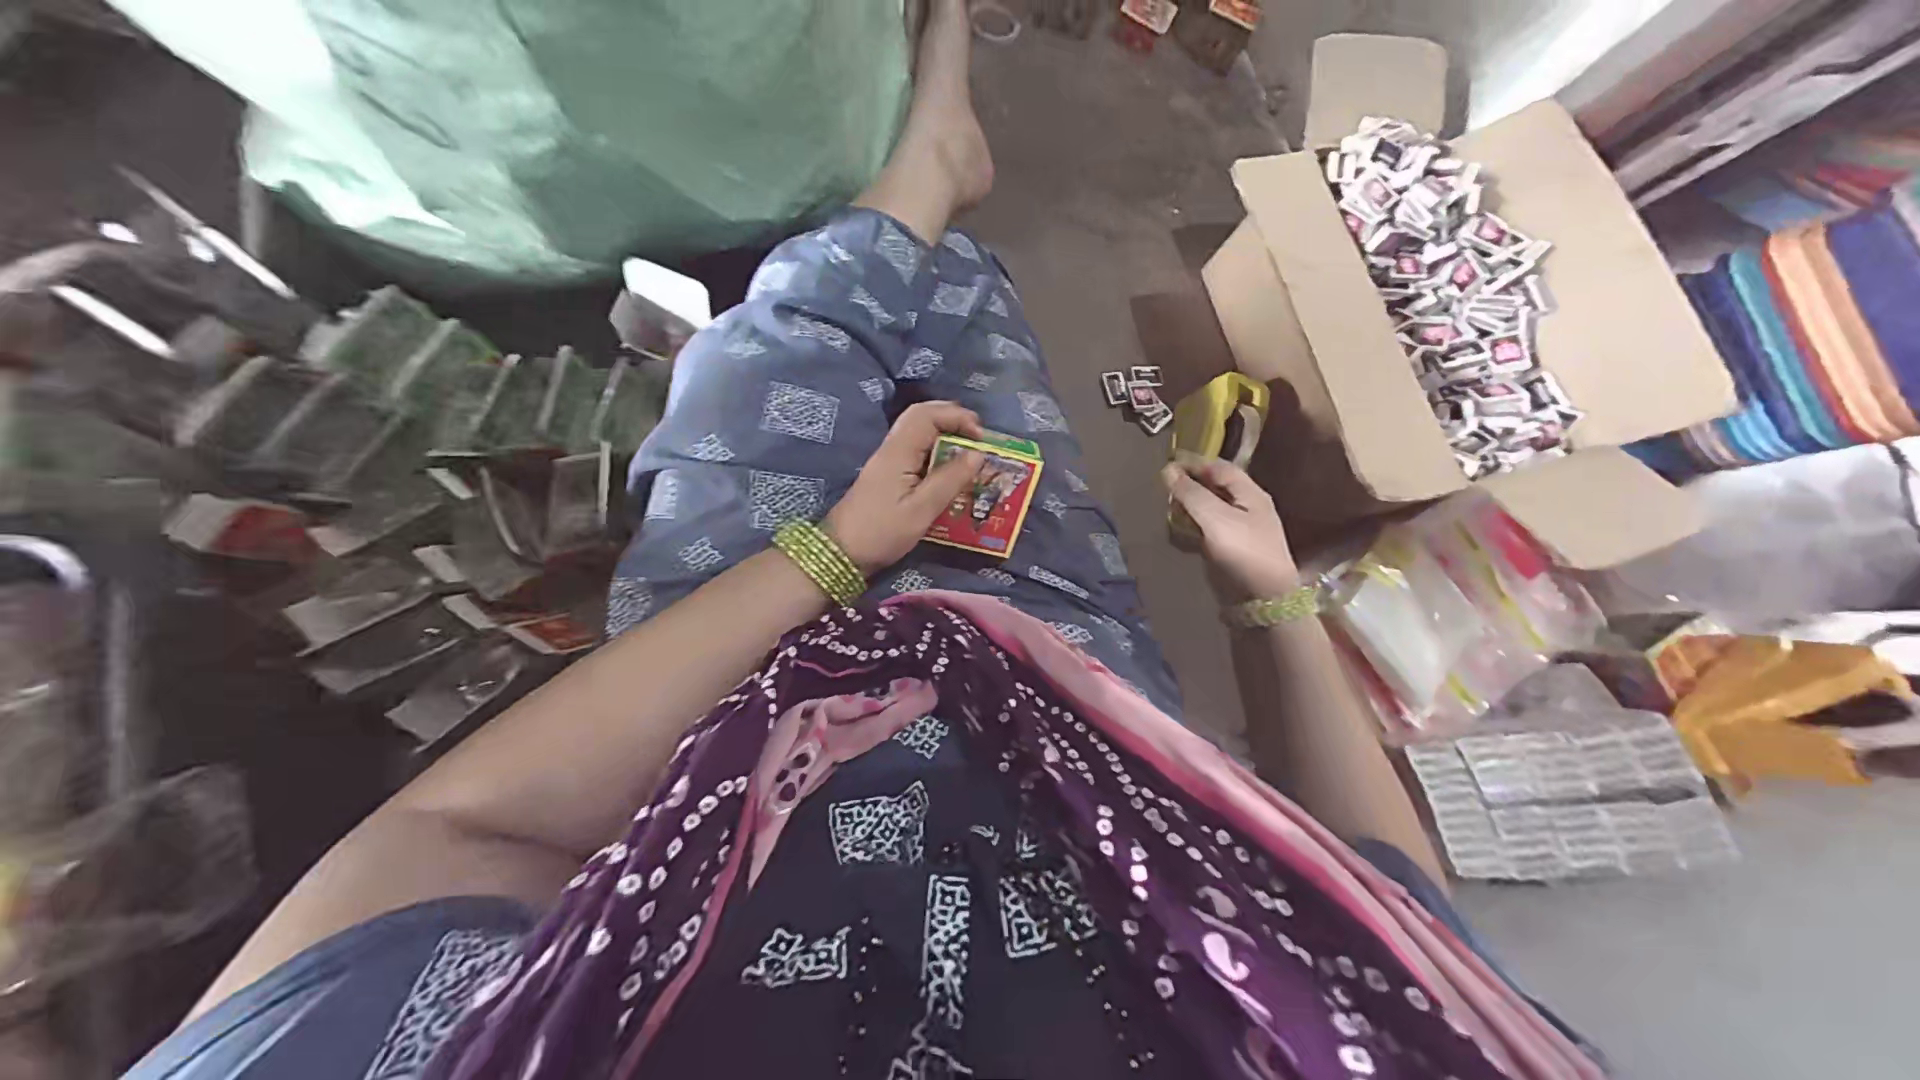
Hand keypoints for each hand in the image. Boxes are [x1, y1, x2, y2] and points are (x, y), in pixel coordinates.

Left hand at [825, 401, 987, 574]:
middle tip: (977, 435)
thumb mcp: (921, 510)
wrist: (841, 553)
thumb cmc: (882, 532)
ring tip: (968, 449)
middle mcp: (891, 449)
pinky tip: (947, 467)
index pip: (927, 415)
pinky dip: (934, 449)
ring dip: (943, 432)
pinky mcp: (886, 475)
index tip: (981, 436)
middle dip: (951, 418)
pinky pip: (914, 450)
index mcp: (898, 452)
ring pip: (916, 432)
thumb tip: (978, 455)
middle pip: (920, 416)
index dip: (957, 417)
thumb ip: (950, 480)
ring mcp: (886, 461)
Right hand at [1161, 453, 1299, 598]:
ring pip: (1208, 510)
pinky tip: (1177, 536)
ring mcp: (1238, 531)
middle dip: (1188, 487)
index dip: (1193, 464)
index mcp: (1249, 494)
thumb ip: (1191, 494)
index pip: (1218, 468)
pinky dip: (1190, 530)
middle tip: (1164, 490)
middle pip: (1214, 488)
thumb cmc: (1243, 553)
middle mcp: (1246, 508)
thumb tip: (1168, 470)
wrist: (1263, 601)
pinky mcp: (1229, 551)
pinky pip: (1205, 532)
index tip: (1166, 466)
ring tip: (1167, 512)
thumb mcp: (1215, 519)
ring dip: (1187, 509)